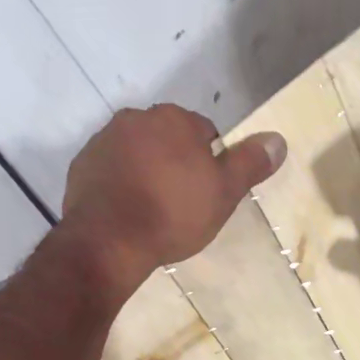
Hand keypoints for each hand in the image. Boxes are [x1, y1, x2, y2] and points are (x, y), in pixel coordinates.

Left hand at [59, 104, 285, 294]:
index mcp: (175, 119)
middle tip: (181, 204)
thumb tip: (278, 139)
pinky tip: (126, 214)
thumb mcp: (223, 194)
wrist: (109, 240)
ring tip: (151, 211)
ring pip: (136, 153)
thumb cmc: (173, 214)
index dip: (210, 163)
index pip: (204, 132)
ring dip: (145, 173)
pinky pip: (110, 171)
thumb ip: (250, 164)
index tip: (206, 193)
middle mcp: (137, 118)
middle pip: (167, 139)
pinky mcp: (81, 166)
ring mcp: (104, 140)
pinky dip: (119, 185)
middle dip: (175, 164)